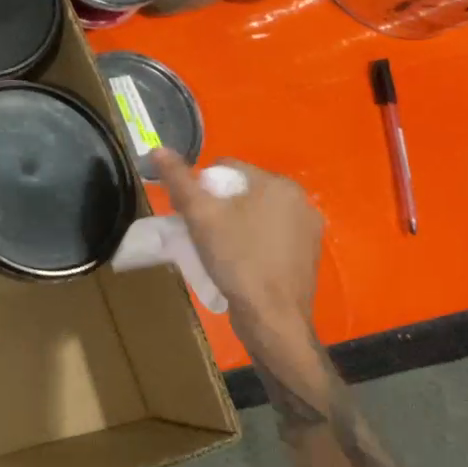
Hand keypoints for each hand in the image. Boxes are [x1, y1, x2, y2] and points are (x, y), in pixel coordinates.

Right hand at [150, 149, 322, 347]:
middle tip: (201, 229)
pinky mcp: (309, 255)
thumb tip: (158, 149)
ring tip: (218, 246)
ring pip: (256, 212)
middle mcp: (301, 202)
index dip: (201, 186)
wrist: (273, 318)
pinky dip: (252, 239)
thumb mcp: (199, 214)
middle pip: (242, 190)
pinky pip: (270, 234)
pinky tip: (239, 259)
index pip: (227, 167)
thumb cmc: (236, 258)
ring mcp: (309, 231)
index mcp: (279, 185)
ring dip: (234, 221)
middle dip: (218, 204)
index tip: (191, 211)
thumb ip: (178, 178)